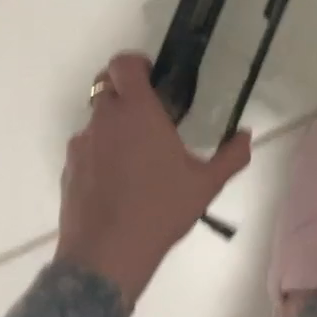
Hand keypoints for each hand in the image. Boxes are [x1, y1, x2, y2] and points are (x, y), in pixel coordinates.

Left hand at [56, 52, 251, 303]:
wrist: (108, 254)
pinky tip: (122, 182)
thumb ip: (232, 155)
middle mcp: (104, 120)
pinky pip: (88, 149)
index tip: (153, 75)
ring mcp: (82, 145)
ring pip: (97, 120)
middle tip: (151, 113)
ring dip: (116, 125)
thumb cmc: (162, 209)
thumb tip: (246, 136)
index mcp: (137, 112)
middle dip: (126, 91)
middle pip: (105, 86)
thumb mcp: (207, 183)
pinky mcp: (70, 170)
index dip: (136, 62)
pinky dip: (103, 153)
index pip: (123, 64)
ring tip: (140, 156)